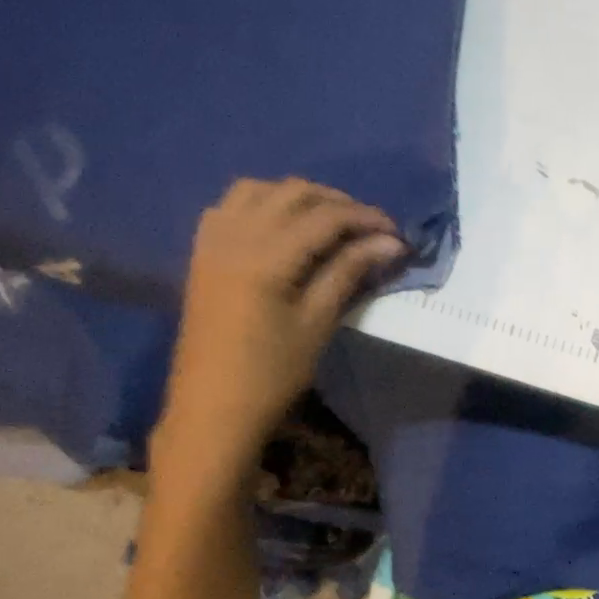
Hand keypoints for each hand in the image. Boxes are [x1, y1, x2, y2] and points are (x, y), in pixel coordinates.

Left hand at [158, 177, 405, 460]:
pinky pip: (231, 206)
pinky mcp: (202, 252)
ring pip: (259, 190)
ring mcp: (213, 241)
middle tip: (369, 229)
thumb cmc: (271, 373)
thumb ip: (349, 272)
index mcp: (266, 258)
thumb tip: (390, 243)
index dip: (366, 218)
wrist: (212, 407)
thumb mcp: (317, 323)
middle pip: (293, 193)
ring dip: (298, 198)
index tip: (396, 234)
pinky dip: (263, 204)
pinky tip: (283, 228)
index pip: (325, 216)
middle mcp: (236, 236)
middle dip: (337, 202)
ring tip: (329, 223)